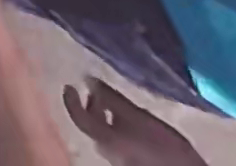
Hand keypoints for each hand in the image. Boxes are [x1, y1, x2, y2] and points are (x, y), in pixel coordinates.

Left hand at [63, 78, 208, 165]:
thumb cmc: (166, 150)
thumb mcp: (140, 119)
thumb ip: (113, 99)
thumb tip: (86, 79)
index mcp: (105, 139)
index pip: (78, 117)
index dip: (71, 100)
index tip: (69, 85)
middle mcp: (108, 152)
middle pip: (92, 125)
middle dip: (93, 106)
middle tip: (100, 92)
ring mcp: (121, 161)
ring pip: (105, 134)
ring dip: (106, 116)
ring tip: (118, 105)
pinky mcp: (133, 164)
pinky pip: (118, 143)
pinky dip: (117, 128)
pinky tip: (133, 125)